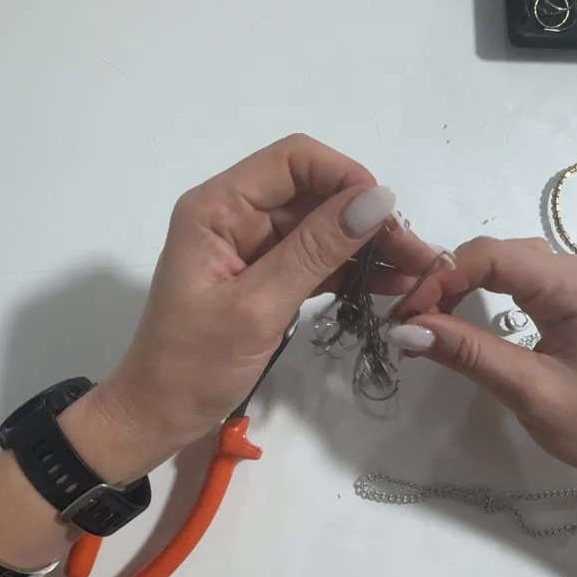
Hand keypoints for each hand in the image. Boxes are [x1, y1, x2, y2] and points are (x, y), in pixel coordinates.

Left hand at [66, 135, 440, 479]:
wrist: (160, 414)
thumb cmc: (194, 364)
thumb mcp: (257, 307)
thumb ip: (315, 251)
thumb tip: (375, 201)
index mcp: (217, 208)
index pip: (292, 162)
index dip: (344, 177)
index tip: (386, 215)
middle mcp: (235, 216)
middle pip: (313, 194)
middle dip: (365, 218)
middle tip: (415, 254)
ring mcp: (251, 248)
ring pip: (320, 228)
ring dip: (365, 247)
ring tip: (414, 274)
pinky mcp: (265, 278)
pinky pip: (314, 261)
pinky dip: (349, 271)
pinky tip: (387, 286)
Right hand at [385, 237, 576, 486]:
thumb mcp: (527, 390)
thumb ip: (467, 354)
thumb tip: (405, 329)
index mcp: (573, 284)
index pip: (490, 257)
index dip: (440, 279)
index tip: (405, 316)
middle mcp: (573, 270)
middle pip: (491, 254)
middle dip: (443, 282)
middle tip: (408, 323)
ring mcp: (571, 284)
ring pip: (498, 265)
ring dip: (457, 287)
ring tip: (424, 322)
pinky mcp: (564, 302)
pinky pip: (511, 282)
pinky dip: (477, 296)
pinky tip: (455, 319)